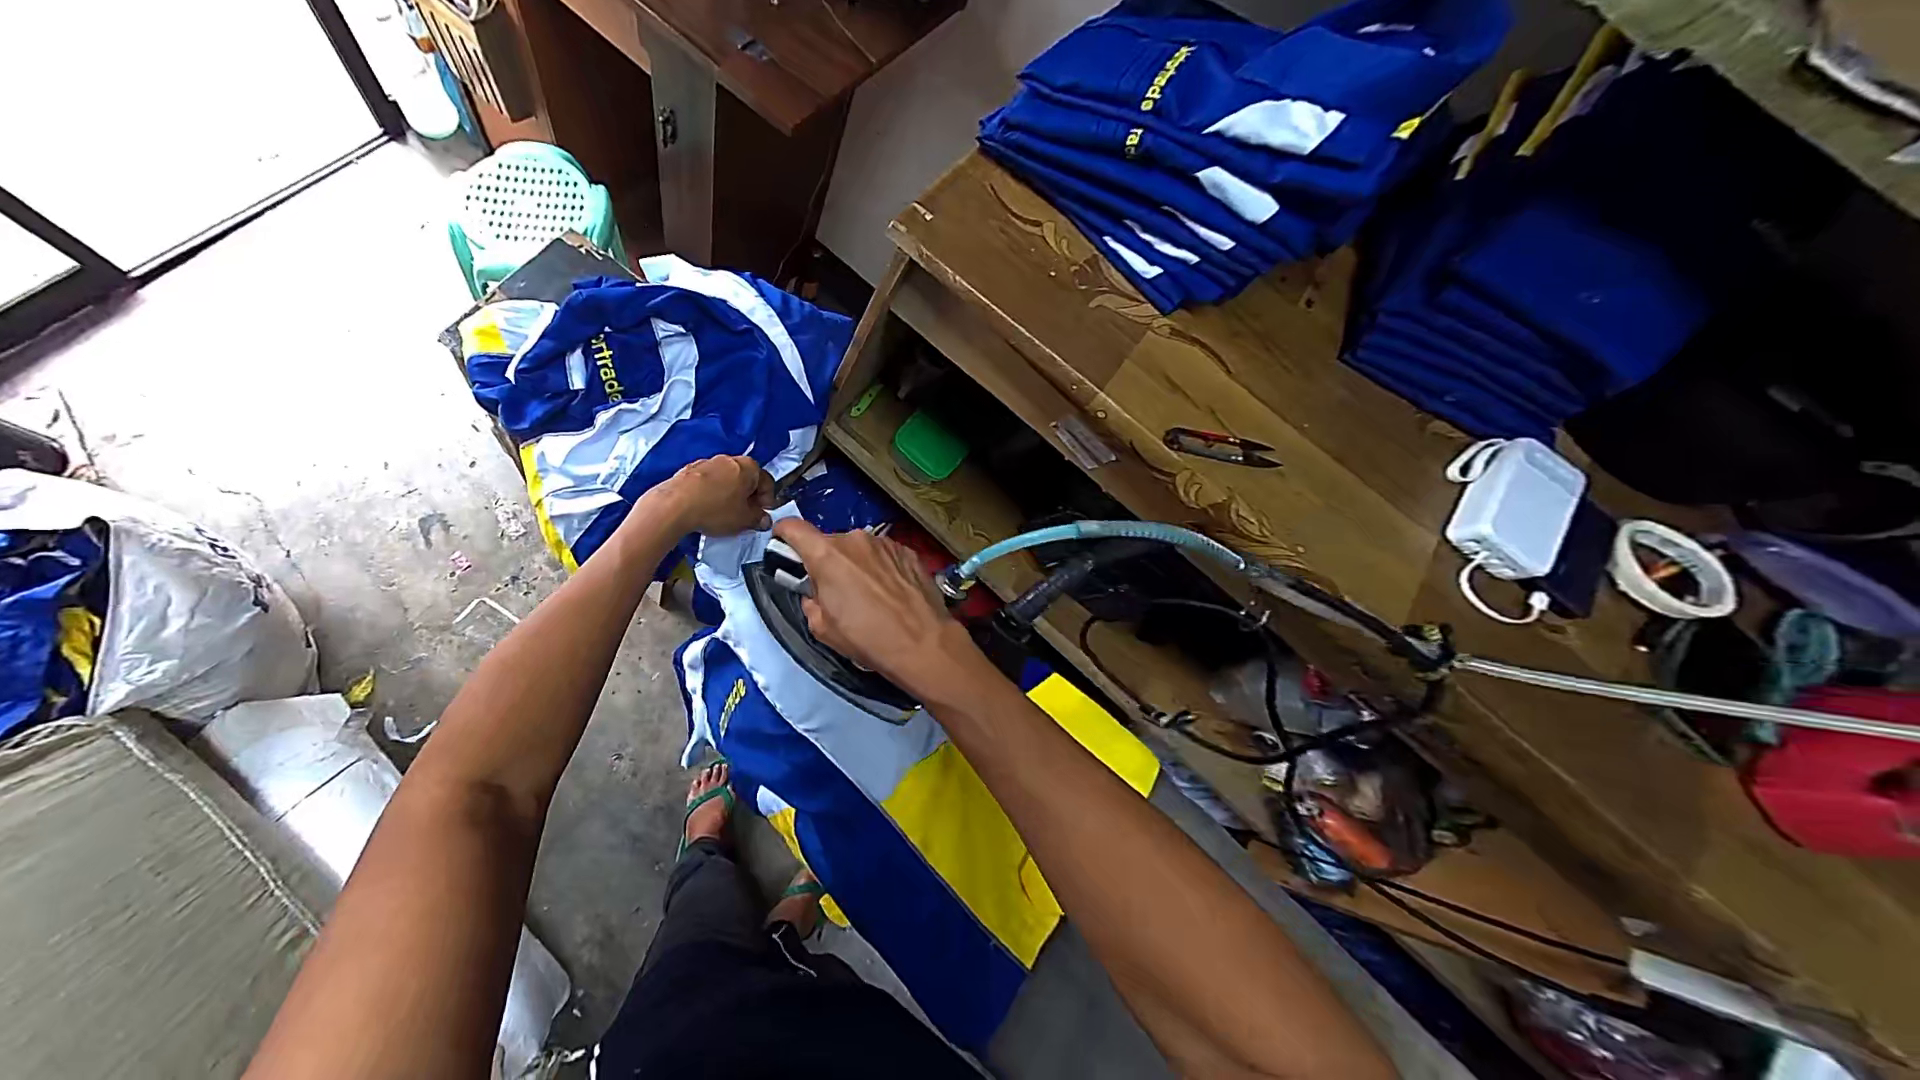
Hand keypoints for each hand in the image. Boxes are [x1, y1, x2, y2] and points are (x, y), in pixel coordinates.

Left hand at [656, 455, 774, 534]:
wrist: (674, 507)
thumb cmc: (711, 508)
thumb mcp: (745, 520)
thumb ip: (758, 518)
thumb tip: (761, 519)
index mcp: (748, 466)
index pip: (767, 481)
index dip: (768, 499)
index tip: (764, 511)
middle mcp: (728, 459)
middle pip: (745, 478)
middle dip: (748, 496)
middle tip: (747, 515)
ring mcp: (706, 464)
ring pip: (725, 479)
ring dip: (728, 495)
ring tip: (725, 515)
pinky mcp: (688, 472)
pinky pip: (707, 483)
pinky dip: (710, 494)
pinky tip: (708, 510)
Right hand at [771, 518, 977, 692]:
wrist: (923, 642)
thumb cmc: (868, 638)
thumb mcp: (822, 628)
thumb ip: (811, 602)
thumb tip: (815, 595)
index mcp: (827, 555)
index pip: (793, 527)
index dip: (783, 534)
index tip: (782, 544)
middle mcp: (855, 540)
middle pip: (829, 543)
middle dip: (827, 562)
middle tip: (834, 592)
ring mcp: (885, 543)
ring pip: (859, 549)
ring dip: (857, 566)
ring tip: (868, 597)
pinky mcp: (908, 552)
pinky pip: (884, 556)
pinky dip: (881, 569)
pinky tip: (889, 594)